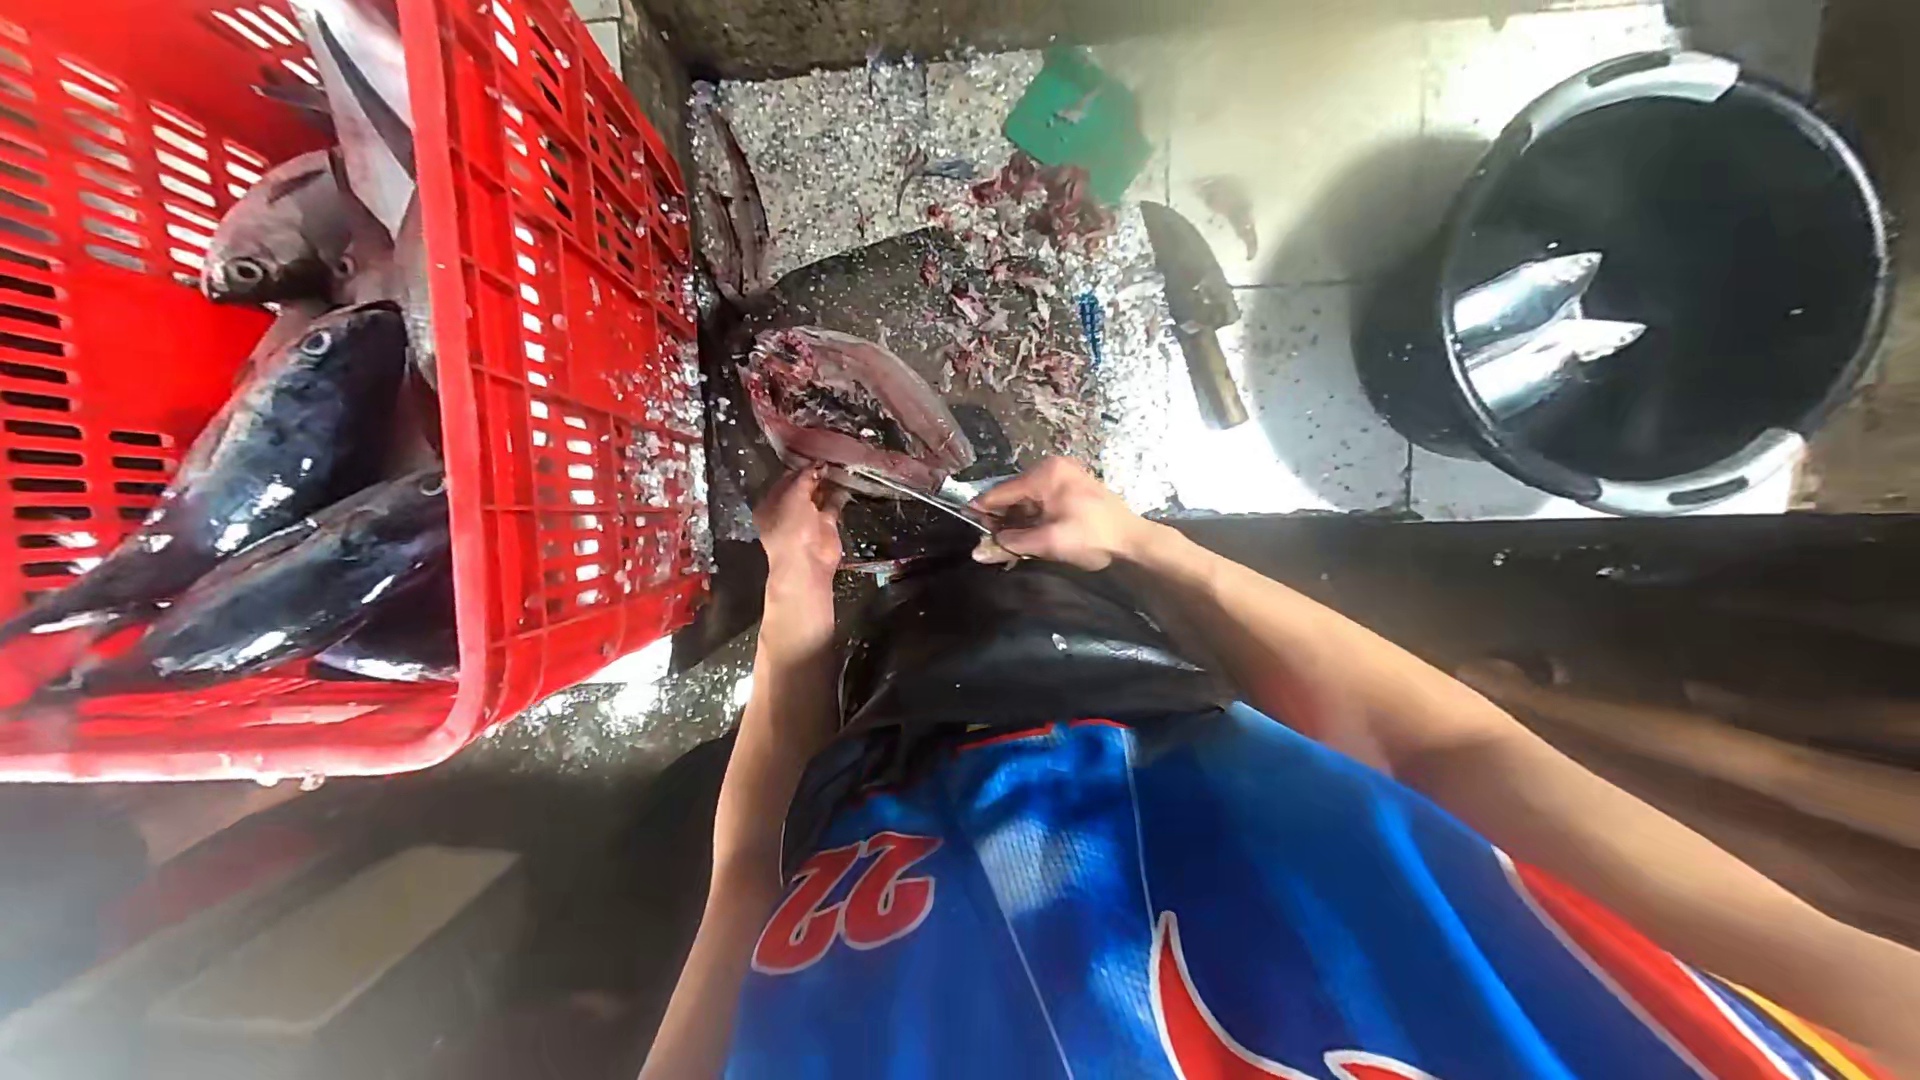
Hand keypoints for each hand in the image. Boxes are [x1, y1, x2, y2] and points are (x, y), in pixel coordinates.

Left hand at [755, 466, 846, 597]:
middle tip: (828, 456)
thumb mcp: (793, 496)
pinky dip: (838, 495)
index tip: (813, 453)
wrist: (807, 562)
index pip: (785, 480)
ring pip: (818, 495)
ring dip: (827, 482)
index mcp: (771, 503)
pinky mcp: (825, 524)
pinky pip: (832, 505)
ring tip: (838, 465)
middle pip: (802, 486)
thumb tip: (817, 465)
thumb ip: (804, 478)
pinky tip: (845, 481)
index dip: (799, 467)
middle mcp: (788, 509)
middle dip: (814, 473)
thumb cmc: (791, 528)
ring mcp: (808, 517)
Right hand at [970, 457, 1152, 570]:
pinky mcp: (1072, 489)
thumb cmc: (1092, 537)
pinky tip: (1026, 536)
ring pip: (1027, 500)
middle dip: (1001, 519)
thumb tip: (977, 551)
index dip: (981, 509)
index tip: (964, 522)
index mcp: (1046, 474)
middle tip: (989, 541)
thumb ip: (1010, 544)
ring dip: (1016, 522)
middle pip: (1013, 494)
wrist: (1134, 542)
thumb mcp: (1047, 542)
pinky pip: (1041, 502)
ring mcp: (1064, 477)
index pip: (1001, 491)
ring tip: (1007, 543)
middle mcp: (1053, 468)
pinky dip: (1031, 519)